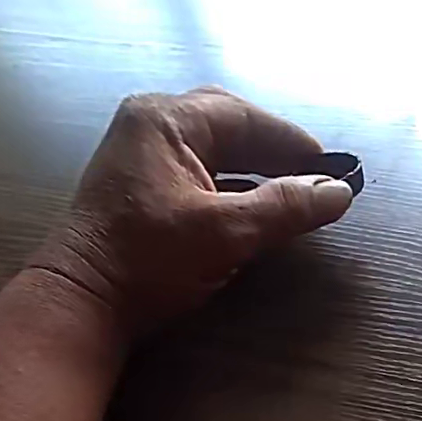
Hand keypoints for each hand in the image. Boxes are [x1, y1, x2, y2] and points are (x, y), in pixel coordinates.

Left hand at [28, 87, 354, 330]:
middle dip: (271, 150)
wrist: (83, 303)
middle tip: (310, 175)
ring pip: (209, 154)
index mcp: (166, 121)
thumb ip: (283, 209)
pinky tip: (247, 209)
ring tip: (288, 193)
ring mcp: (138, 159)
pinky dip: (226, 189)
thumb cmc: (148, 261)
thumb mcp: (224, 233)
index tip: (329, 167)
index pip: (244, 117)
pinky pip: (194, 177)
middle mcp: (149, 128)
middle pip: (226, 128)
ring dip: (250, 171)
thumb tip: (338, 193)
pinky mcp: (136, 192)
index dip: (291, 141)